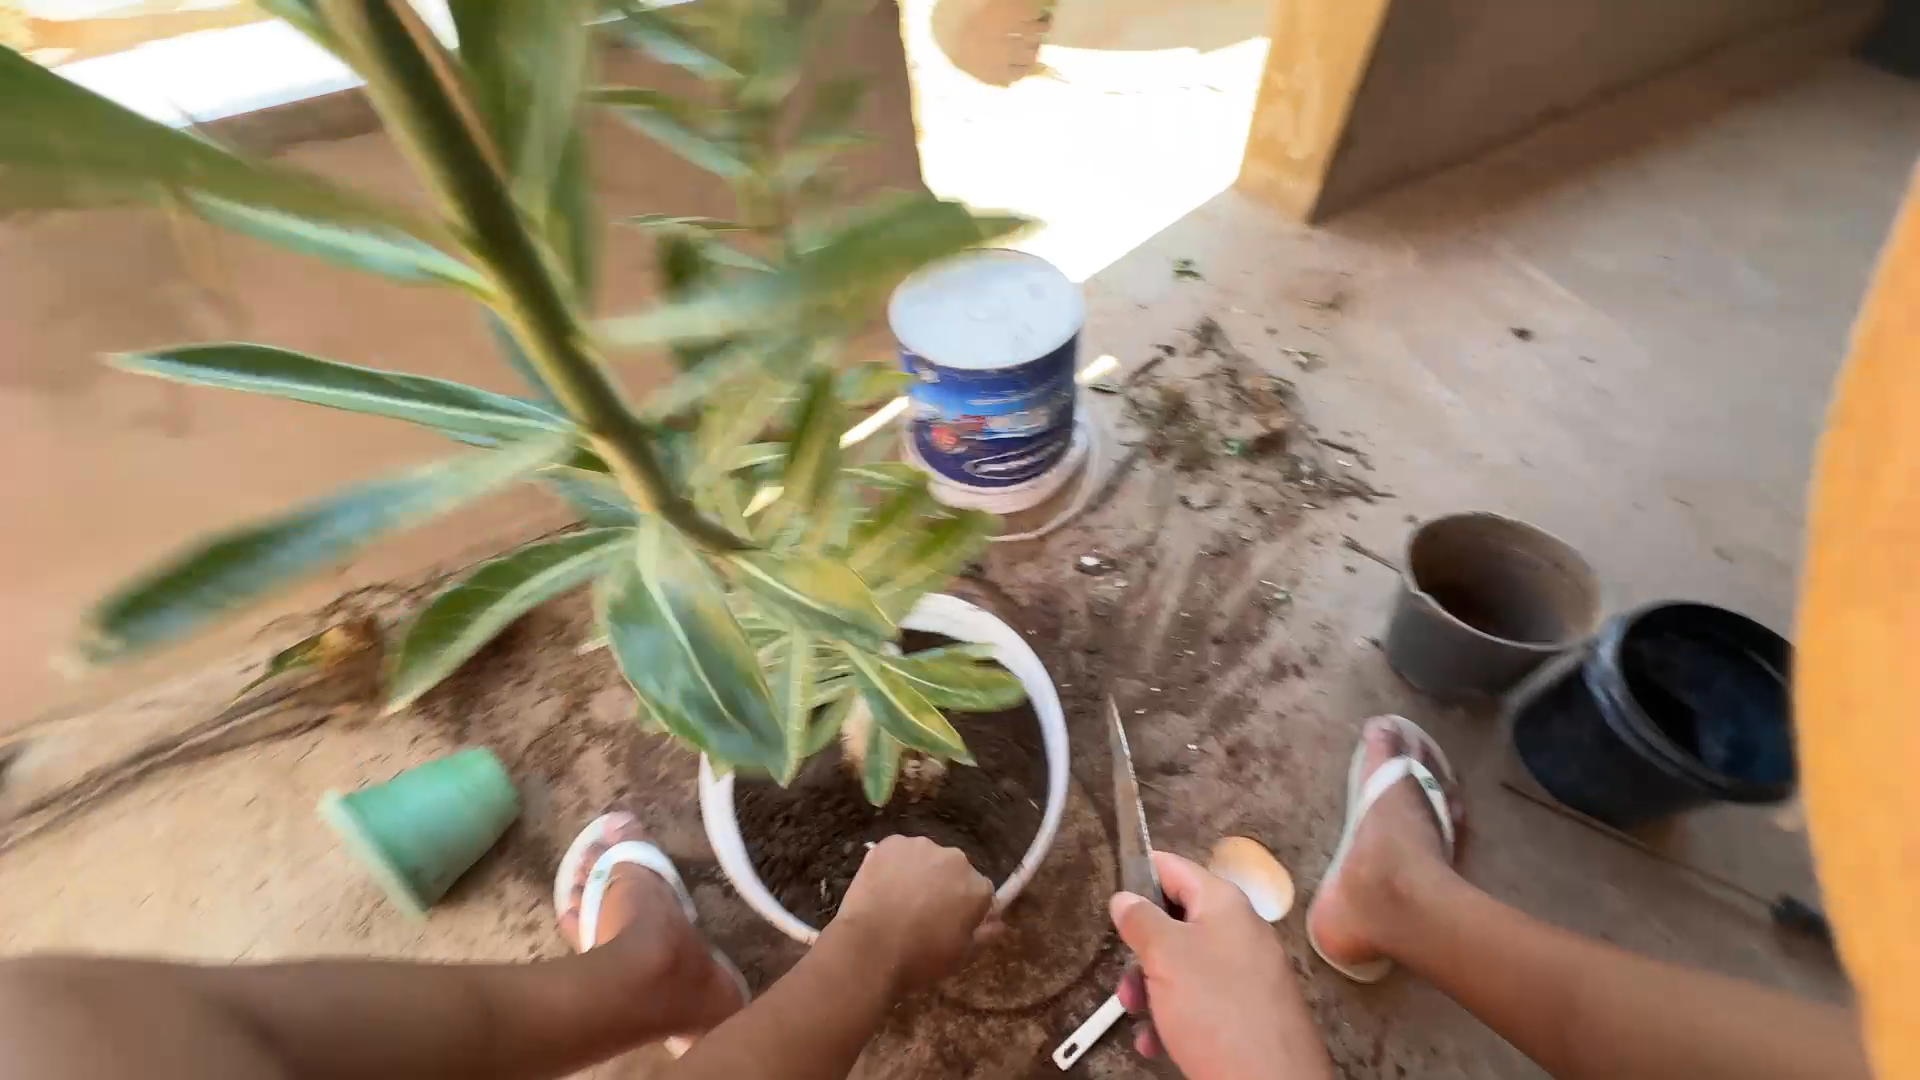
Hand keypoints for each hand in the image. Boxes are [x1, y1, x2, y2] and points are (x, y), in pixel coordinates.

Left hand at [830, 836, 993, 993]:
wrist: (870, 947)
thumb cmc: (920, 959)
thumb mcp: (960, 958)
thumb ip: (985, 936)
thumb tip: (1000, 923)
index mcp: (977, 886)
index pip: (980, 892)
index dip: (965, 909)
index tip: (950, 924)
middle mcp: (955, 858)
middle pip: (954, 870)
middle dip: (943, 886)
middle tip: (921, 914)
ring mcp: (922, 846)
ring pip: (925, 858)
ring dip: (918, 873)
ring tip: (897, 901)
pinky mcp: (891, 842)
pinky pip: (898, 852)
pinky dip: (893, 865)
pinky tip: (881, 888)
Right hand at [1112, 851, 1334, 1079]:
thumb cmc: (1213, 1009)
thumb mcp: (1164, 955)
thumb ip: (1139, 919)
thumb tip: (1125, 898)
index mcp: (1223, 903)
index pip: (1172, 867)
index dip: (1139, 876)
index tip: (1114, 902)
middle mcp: (1241, 930)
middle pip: (1176, 921)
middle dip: (1143, 949)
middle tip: (1124, 976)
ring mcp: (1250, 974)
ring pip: (1186, 964)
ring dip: (1152, 987)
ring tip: (1135, 1015)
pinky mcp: (1253, 1014)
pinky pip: (1204, 999)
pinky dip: (1176, 1014)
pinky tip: (1156, 1042)